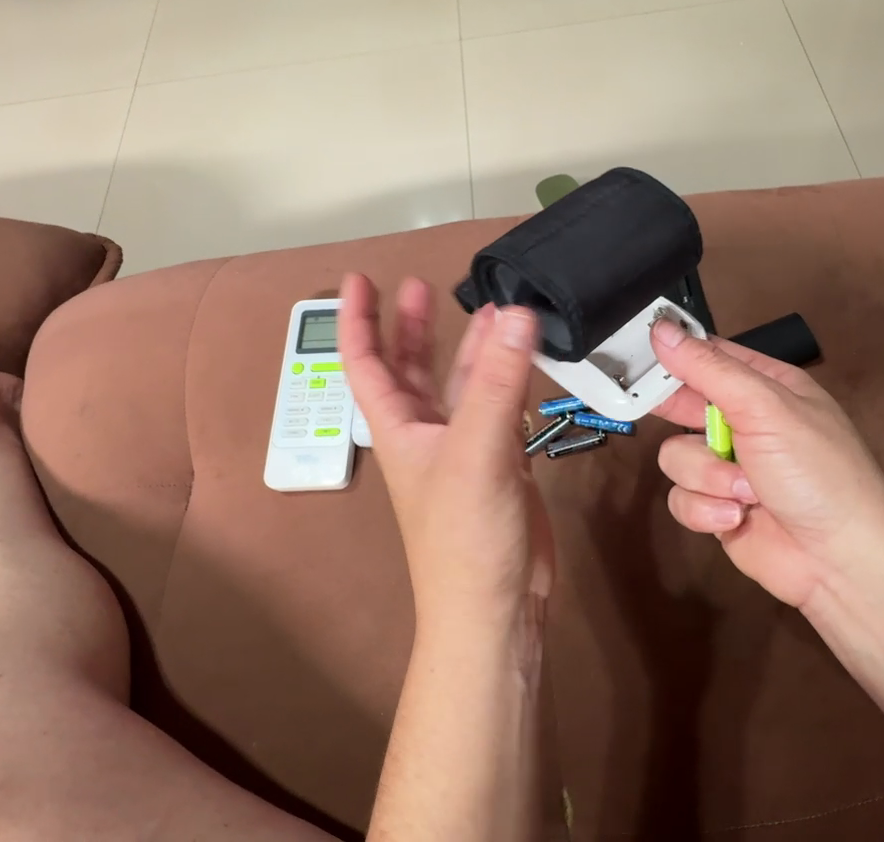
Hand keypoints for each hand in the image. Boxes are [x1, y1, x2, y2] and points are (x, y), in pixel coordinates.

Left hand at [340, 274, 553, 632]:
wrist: (494, 606)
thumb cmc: (464, 535)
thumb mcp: (476, 452)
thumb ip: (496, 382)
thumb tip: (518, 313)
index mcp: (399, 428)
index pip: (366, 363)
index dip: (358, 320)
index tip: (358, 278)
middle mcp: (426, 433)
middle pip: (411, 367)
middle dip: (412, 326)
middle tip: (421, 284)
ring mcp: (464, 448)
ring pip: (462, 384)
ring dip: (471, 348)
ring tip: (491, 308)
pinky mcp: (500, 462)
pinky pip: (499, 407)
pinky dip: (509, 378)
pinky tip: (525, 359)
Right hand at [648, 321, 883, 608]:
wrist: (840, 562)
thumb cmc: (818, 473)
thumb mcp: (766, 408)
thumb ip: (709, 369)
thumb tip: (662, 329)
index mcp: (767, 386)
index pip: (709, 356)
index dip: (674, 353)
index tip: (637, 354)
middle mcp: (745, 422)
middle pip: (682, 403)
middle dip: (679, 418)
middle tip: (665, 413)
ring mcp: (729, 467)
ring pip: (676, 455)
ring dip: (707, 475)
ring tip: (745, 491)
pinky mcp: (716, 507)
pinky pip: (681, 497)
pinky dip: (706, 508)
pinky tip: (737, 517)